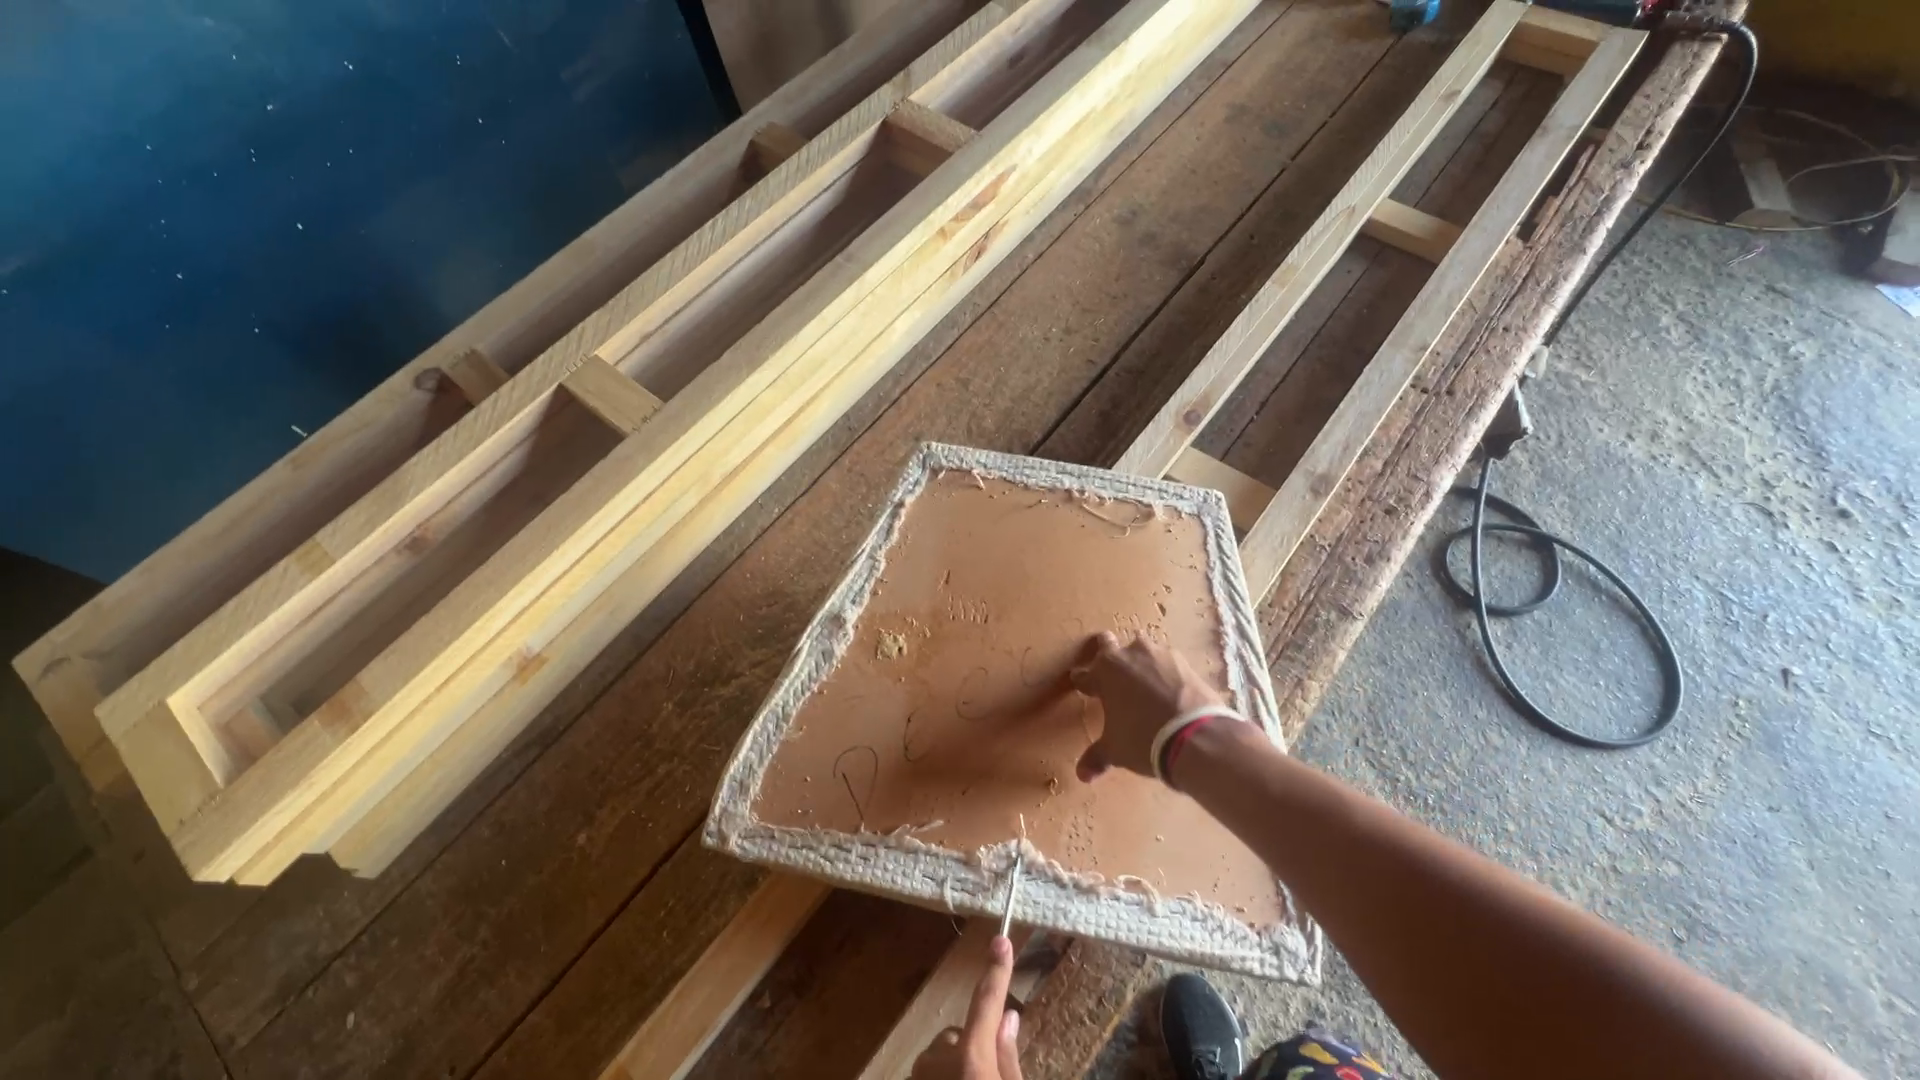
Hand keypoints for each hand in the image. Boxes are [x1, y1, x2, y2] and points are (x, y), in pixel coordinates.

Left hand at [909, 935, 1023, 1079]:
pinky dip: (937, 1077)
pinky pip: (926, 1071)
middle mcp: (937, 1057)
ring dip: (952, 1067)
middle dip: (971, 1048)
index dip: (996, 971)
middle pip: (959, 1035)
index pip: (987, 1003)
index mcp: (971, 1058)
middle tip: (985, 1074)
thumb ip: (1007, 1057)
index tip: (1000, 940)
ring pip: (940, 1053)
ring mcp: (917, 1072)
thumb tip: (1007, 1018)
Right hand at [1068, 632, 1223, 781]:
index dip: (1083, 682)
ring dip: (1141, 664)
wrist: (1195, 736)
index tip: (1082, 687)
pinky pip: (1169, 664)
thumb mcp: (1115, 750)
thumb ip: (1096, 757)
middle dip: (1106, 655)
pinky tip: (1170, 693)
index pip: (1084, 674)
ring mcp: (1160, 654)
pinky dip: (1166, 675)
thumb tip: (1082, 775)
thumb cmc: (1143, 738)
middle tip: (1110, 675)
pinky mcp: (1186, 663)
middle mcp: (1130, 654)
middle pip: (1108, 644)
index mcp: (1105, 671)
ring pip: (1143, 651)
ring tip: (1145, 687)